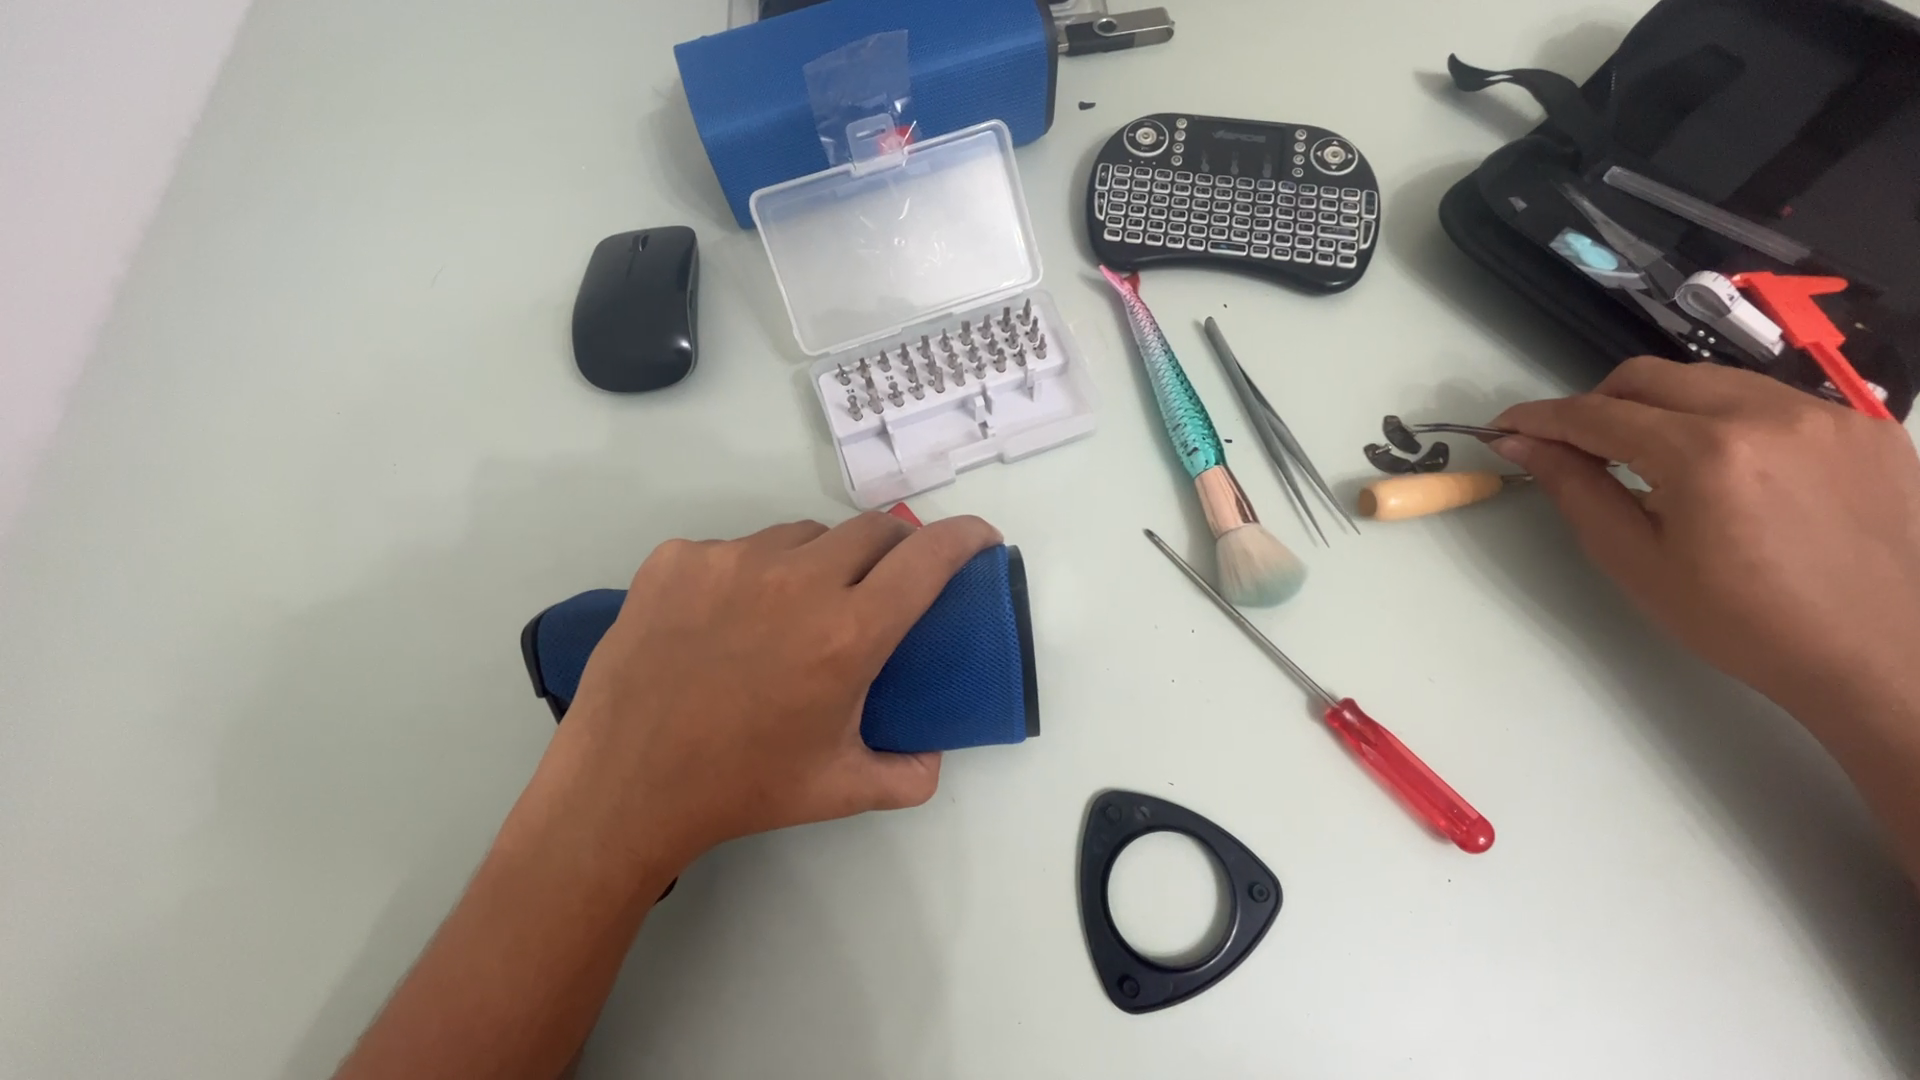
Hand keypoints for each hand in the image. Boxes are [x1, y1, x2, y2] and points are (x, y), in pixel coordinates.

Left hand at [554, 512, 1001, 873]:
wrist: (623, 788)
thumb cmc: (742, 787)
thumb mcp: (841, 790)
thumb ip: (909, 774)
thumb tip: (934, 755)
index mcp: (848, 632)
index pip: (928, 557)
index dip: (965, 537)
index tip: (981, 539)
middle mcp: (797, 580)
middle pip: (872, 530)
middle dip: (894, 549)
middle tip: (884, 584)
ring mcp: (730, 560)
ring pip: (802, 536)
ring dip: (820, 561)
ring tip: (797, 608)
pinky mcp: (677, 558)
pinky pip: (736, 549)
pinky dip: (749, 573)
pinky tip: (726, 619)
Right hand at [1491, 356, 1919, 722]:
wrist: (1883, 654)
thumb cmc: (1739, 619)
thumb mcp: (1634, 558)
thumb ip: (1574, 488)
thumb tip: (1521, 443)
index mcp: (1704, 453)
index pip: (1595, 414)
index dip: (1539, 417)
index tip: (1506, 427)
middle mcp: (1768, 414)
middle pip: (1648, 376)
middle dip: (1595, 403)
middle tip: (1576, 448)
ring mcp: (1827, 413)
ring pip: (1707, 379)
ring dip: (1657, 406)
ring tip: (1648, 459)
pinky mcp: (1865, 424)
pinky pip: (1766, 398)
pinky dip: (1720, 418)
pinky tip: (1721, 469)